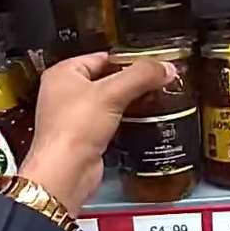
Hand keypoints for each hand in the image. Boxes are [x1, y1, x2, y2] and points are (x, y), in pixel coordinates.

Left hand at [18, 52, 177, 214]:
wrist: (66, 173)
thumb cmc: (75, 129)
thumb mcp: (111, 94)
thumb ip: (141, 76)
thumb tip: (166, 67)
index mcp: (63, 74)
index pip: (101, 57)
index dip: (126, 59)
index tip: (151, 63)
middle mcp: (64, 93)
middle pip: (105, 79)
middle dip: (130, 81)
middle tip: (156, 80)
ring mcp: (74, 117)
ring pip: (108, 102)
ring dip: (128, 102)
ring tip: (153, 98)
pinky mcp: (84, 138)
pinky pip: (108, 122)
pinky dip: (123, 121)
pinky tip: (141, 120)